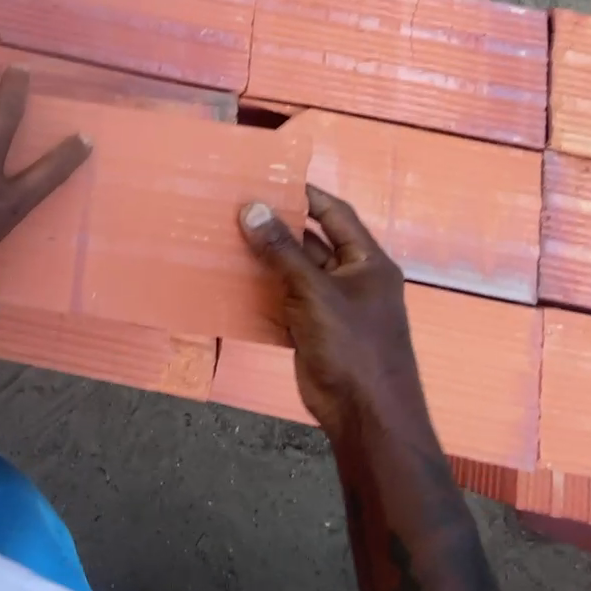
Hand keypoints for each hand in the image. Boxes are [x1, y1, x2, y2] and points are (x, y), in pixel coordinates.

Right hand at [237, 186, 424, 437]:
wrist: (364, 413)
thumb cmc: (351, 345)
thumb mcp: (314, 291)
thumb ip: (282, 250)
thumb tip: (251, 207)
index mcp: (367, 263)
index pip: (336, 214)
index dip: (305, 194)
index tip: (267, 177)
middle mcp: (352, 278)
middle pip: (311, 240)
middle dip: (276, 224)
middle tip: (233, 204)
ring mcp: (331, 303)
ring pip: (292, 268)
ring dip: (263, 254)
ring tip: (222, 233)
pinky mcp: (311, 325)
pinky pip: (282, 295)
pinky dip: (259, 284)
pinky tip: (229, 275)